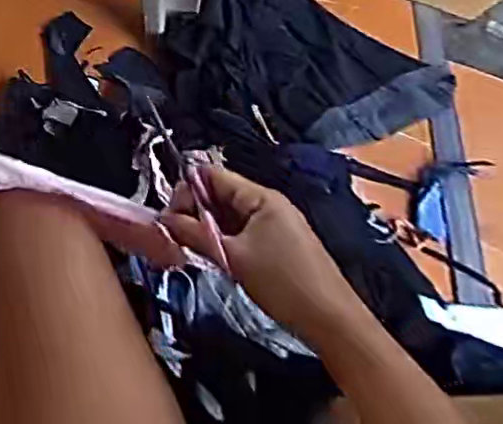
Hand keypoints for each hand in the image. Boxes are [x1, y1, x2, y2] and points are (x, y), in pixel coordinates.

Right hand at [160, 165, 366, 339]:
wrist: (338, 328)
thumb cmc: (285, 285)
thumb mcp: (233, 258)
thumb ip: (195, 234)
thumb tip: (164, 219)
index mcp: (260, 197)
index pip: (210, 175)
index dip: (186, 191)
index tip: (172, 218)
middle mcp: (268, 203)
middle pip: (218, 194)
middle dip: (196, 212)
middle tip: (180, 236)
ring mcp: (277, 224)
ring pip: (229, 215)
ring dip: (210, 229)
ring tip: (197, 249)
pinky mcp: (281, 244)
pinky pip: (243, 231)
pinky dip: (226, 240)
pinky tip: (219, 257)